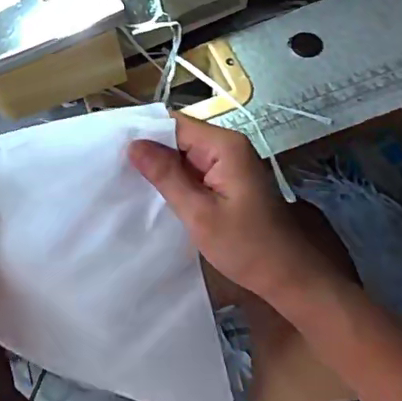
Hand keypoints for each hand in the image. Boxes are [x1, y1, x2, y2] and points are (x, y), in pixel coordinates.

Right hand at [129, 115, 337, 307]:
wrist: (290, 277)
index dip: (144, 132)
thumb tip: (133, 145)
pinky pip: (194, 169)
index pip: (174, 123)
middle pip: (178, 135)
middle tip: (113, 166)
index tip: (111, 147)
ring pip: (184, 153)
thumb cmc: (247, 247)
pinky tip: (153, 192)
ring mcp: (229, 162)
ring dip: (161, 166)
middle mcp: (228, 145)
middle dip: (149, 150)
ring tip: (125, 178)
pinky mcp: (228, 180)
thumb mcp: (199, 213)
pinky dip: (175, 178)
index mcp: (224, 145)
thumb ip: (166, 176)